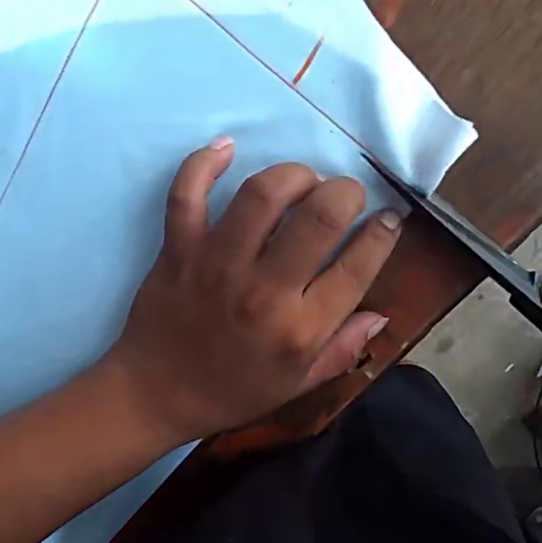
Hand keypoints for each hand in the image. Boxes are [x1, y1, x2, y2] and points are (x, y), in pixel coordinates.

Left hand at [99, 137, 402, 444]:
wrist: (155, 395)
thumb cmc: (232, 392)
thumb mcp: (297, 384)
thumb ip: (342, 350)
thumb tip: (381, 314)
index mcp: (300, 330)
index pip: (358, 265)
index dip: (383, 232)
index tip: (386, 219)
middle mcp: (264, 292)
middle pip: (320, 216)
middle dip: (346, 192)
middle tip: (343, 196)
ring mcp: (217, 265)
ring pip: (262, 194)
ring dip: (293, 174)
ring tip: (301, 181)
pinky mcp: (178, 250)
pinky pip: (187, 194)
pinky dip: (204, 163)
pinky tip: (227, 147)